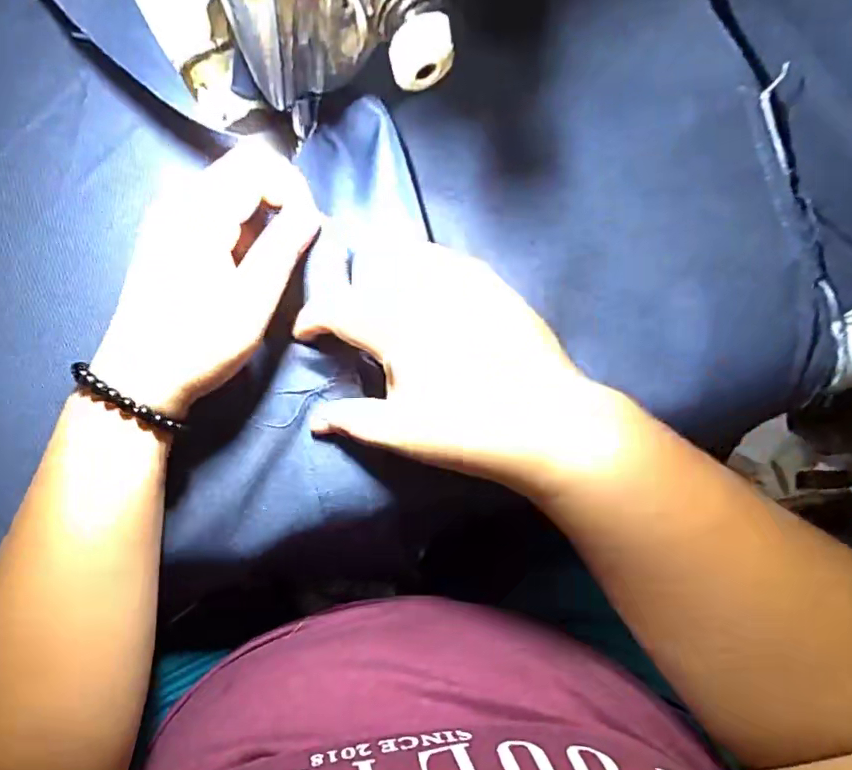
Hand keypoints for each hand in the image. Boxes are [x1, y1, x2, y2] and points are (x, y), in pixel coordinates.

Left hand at [89, 139, 323, 417]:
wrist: (140, 378)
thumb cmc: (199, 344)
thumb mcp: (253, 301)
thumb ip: (285, 247)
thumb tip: (310, 213)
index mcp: (200, 207)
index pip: (260, 160)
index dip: (294, 189)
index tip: (308, 231)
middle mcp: (178, 198)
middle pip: (242, 169)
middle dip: (278, 203)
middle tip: (293, 252)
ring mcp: (165, 216)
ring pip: (228, 192)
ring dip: (258, 220)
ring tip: (265, 268)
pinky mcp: (162, 237)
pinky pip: (209, 213)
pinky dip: (235, 231)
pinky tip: (237, 271)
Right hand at [296, 239, 646, 497]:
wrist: (546, 423)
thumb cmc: (466, 431)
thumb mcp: (400, 433)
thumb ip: (352, 421)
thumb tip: (316, 420)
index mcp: (395, 327)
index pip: (338, 307)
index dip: (313, 318)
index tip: (305, 334)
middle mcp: (425, 292)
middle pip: (370, 271)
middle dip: (349, 291)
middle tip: (345, 318)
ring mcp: (464, 283)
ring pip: (411, 254)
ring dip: (385, 269)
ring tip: (381, 294)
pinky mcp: (495, 286)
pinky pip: (449, 258)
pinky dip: (426, 264)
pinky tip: (429, 283)